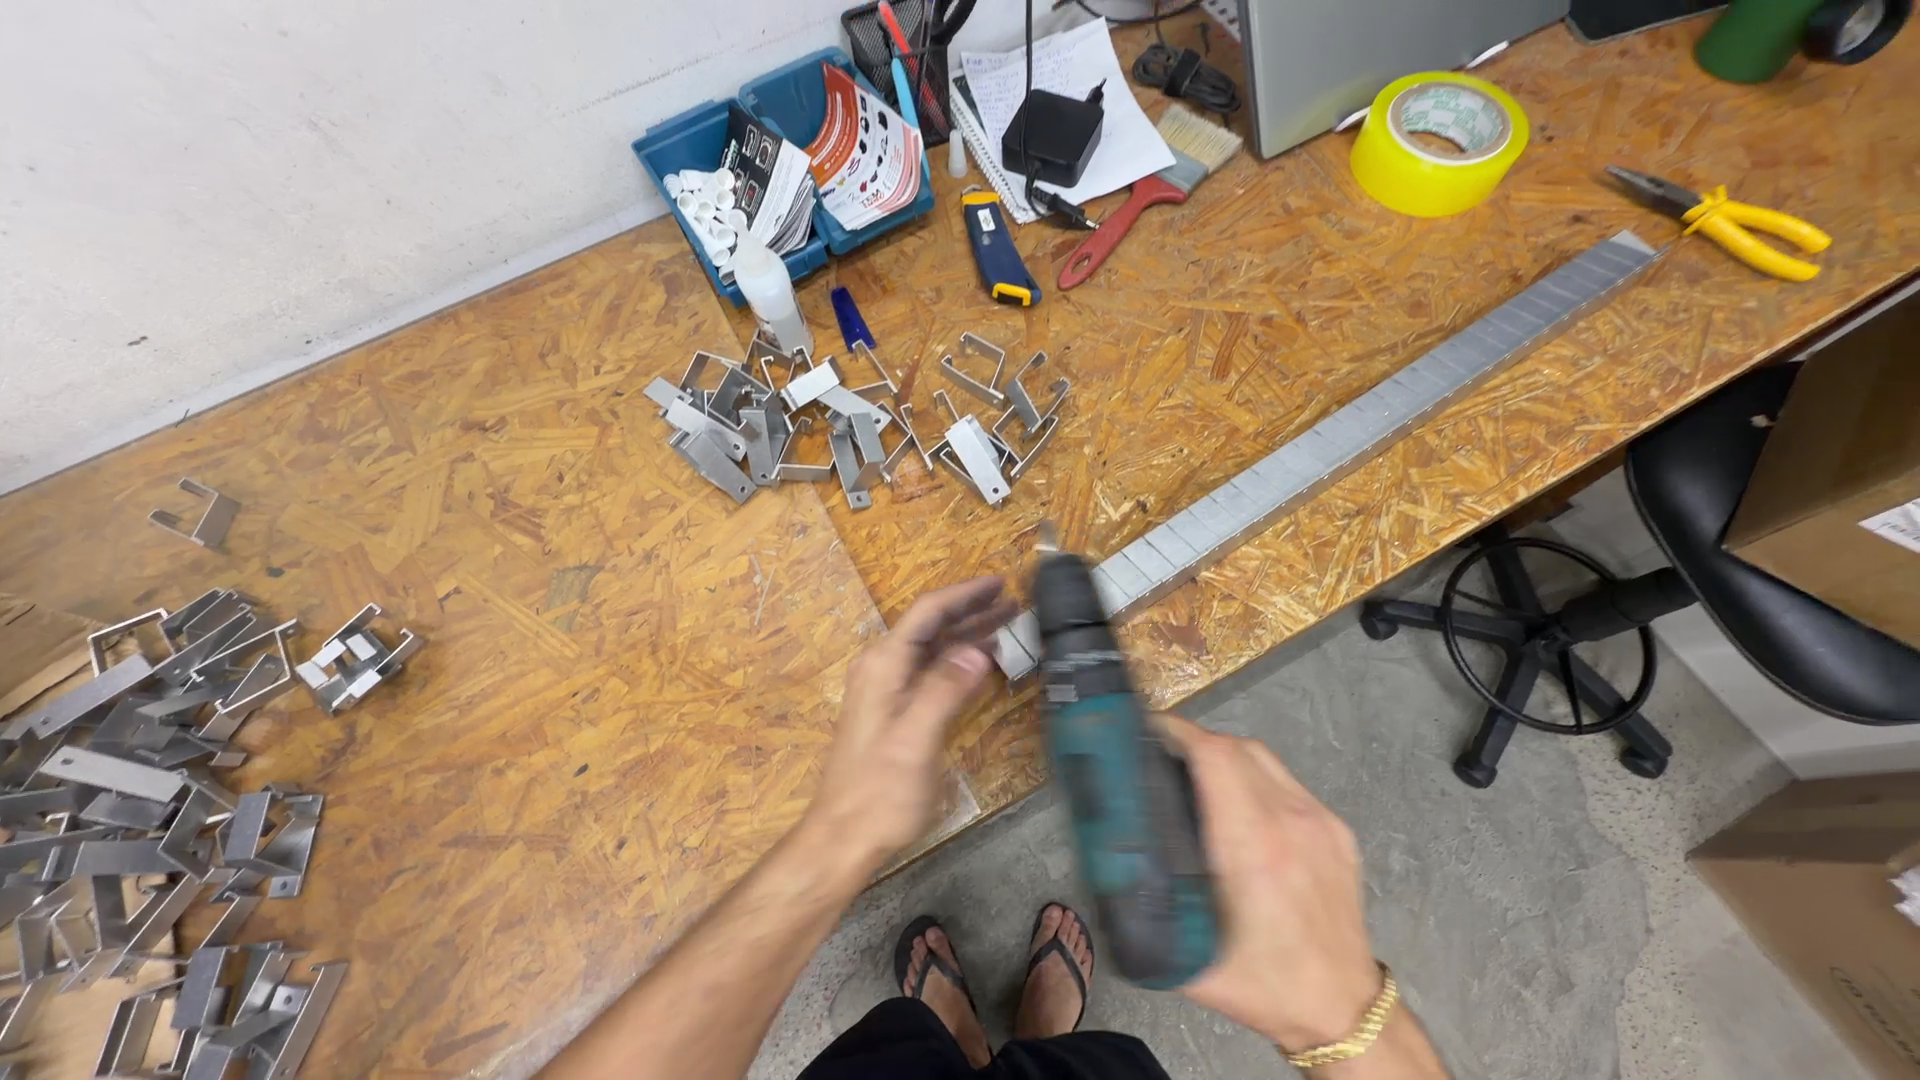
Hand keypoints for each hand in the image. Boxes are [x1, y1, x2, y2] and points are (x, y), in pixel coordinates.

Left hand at [808, 577, 1018, 866]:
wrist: (844, 836)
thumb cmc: (879, 792)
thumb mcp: (915, 739)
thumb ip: (943, 690)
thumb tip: (978, 651)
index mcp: (884, 665)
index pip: (927, 613)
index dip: (964, 594)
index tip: (999, 582)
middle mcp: (883, 669)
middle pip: (931, 626)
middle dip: (971, 610)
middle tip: (1011, 599)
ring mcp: (888, 690)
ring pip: (933, 649)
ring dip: (968, 634)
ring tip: (1007, 622)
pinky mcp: (896, 711)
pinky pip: (932, 673)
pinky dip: (959, 662)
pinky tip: (983, 662)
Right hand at [1157, 713, 1381, 1051]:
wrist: (1344, 1010)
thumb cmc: (1264, 984)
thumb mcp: (1185, 958)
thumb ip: (1141, 912)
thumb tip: (1103, 870)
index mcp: (1254, 848)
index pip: (1214, 757)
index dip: (1178, 733)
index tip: (1148, 730)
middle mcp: (1290, 823)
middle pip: (1235, 746)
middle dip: (1192, 740)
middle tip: (1159, 754)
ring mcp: (1319, 822)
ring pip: (1261, 756)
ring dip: (1222, 754)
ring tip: (1193, 772)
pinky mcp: (1336, 829)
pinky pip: (1285, 779)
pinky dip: (1251, 774)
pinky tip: (1234, 799)